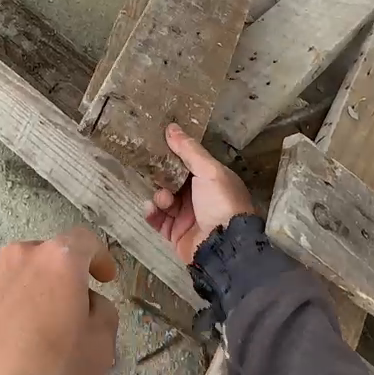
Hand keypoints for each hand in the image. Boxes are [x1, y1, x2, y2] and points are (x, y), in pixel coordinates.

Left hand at [0, 225, 119, 374]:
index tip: (101, 277)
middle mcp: (17, 253)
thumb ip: (103, 313)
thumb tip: (88, 301)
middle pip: (42, 258)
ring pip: (6, 273)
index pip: (84, 241)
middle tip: (56, 319)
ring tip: (14, 334)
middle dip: (53, 282)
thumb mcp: (100, 352)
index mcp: (58, 261)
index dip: (97, 257)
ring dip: (16, 292)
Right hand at [145, 123, 255, 264]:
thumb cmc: (220, 202)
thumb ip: (189, 150)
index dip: (173, 154)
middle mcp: (199, 197)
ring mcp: (187, 216)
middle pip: (173, 180)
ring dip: (159, 196)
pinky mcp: (175, 233)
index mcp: (211, 181)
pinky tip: (151, 208)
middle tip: (150, 169)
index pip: (189, 163)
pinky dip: (152, 213)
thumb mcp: (209, 171)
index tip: (156, 143)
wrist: (223, 247)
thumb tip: (172, 127)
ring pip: (164, 198)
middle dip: (161, 175)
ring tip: (163, 199)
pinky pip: (158, 219)